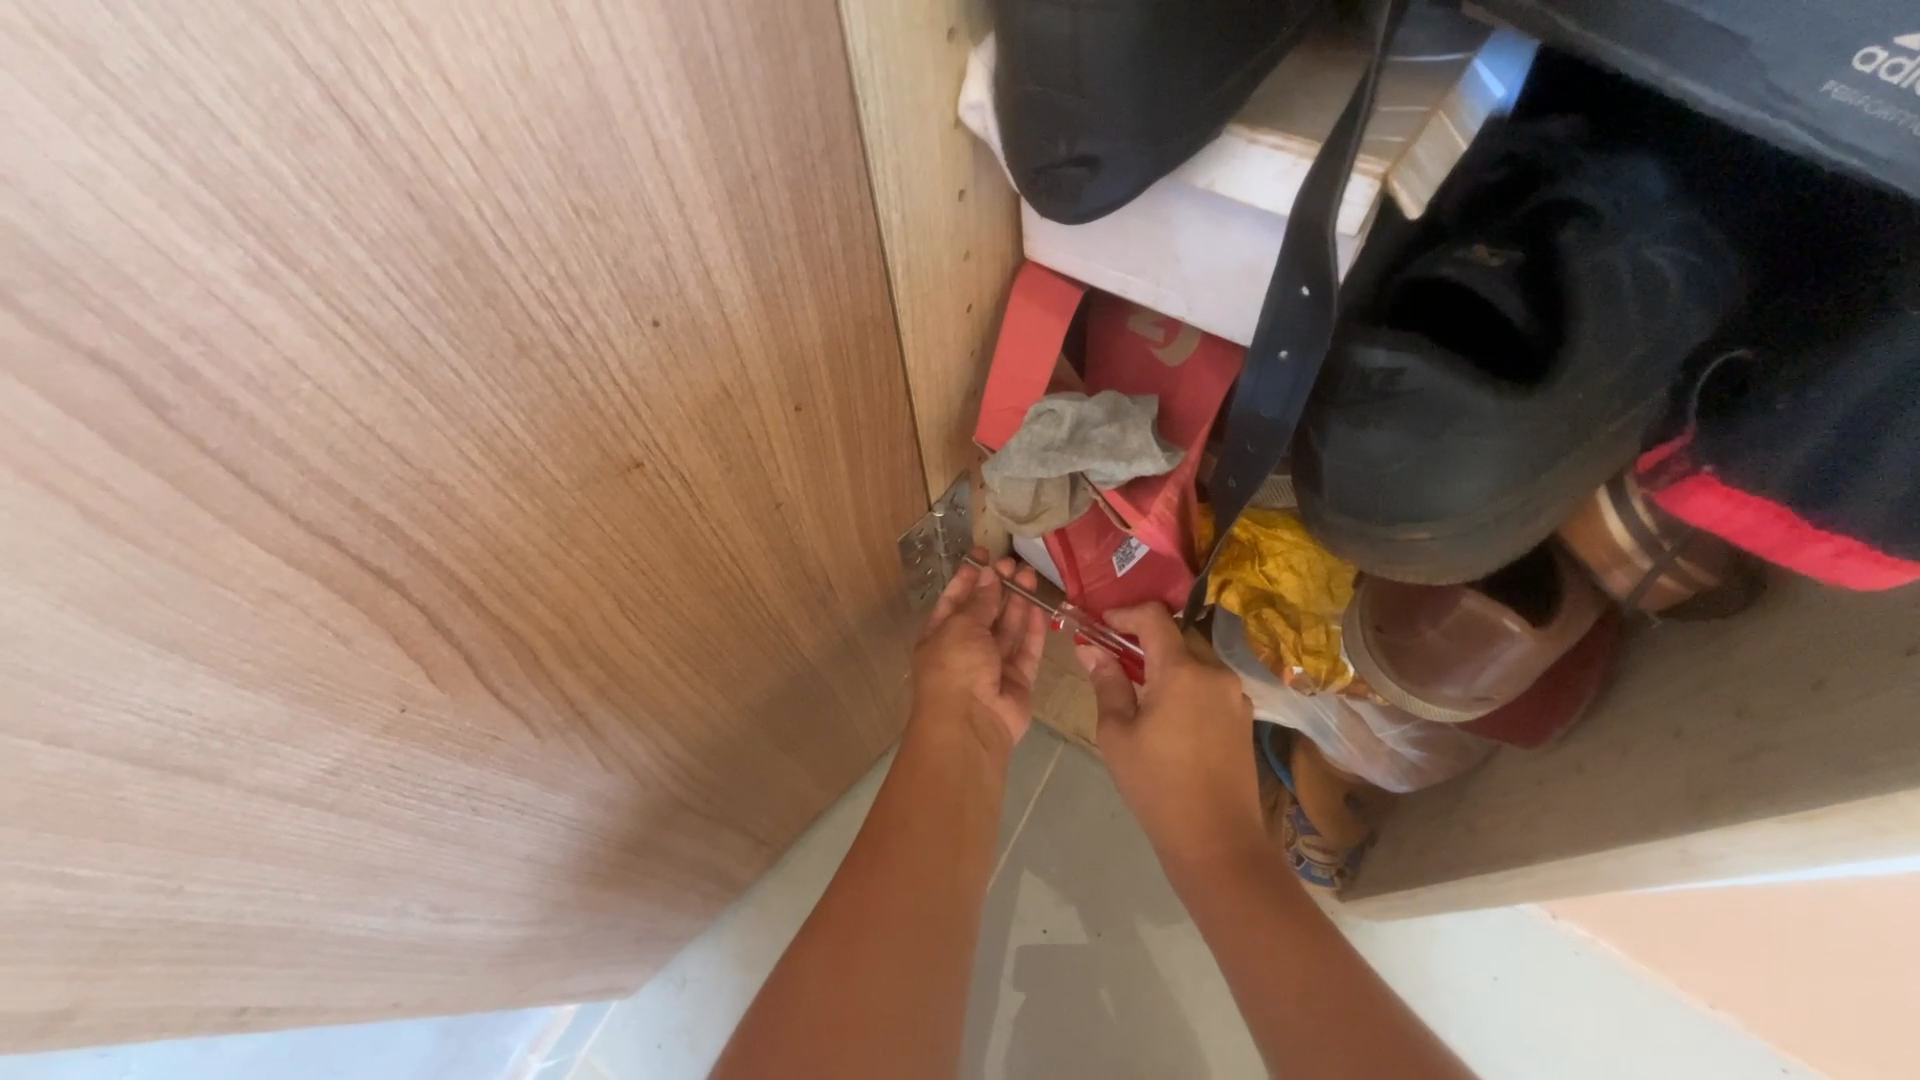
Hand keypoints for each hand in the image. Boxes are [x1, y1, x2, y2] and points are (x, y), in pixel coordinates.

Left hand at [911, 548, 1044, 755]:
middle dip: (997, 588)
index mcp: (939, 637)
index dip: (968, 578)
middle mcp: (965, 650)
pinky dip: (1032, 629)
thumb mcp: (960, 627)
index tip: (983, 554)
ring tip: (1030, 575)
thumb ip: (979, 602)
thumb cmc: (954, 668)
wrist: (970, 725)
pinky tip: (1040, 606)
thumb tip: (989, 575)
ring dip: (1017, 603)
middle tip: (1012, 563)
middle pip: (984, 614)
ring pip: (1007, 630)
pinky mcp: (1017, 681)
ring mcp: (992, 667)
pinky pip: (1026, 650)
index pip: (954, 601)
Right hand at [1076, 604, 1264, 865]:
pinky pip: (1209, 685)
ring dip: (1166, 665)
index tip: (1101, 624)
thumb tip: (1092, 649)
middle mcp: (1215, 672)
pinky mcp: (1243, 717)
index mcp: (1181, 670)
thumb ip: (1107, 683)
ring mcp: (1234, 695)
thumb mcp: (1117, 734)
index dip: (1124, 613)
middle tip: (1113, 659)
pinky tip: (1166, 715)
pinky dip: (1185, 685)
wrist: (1217, 839)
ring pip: (1194, 662)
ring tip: (1138, 691)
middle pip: (1175, 638)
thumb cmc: (1157, 785)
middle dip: (1143, 641)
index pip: (1154, 616)